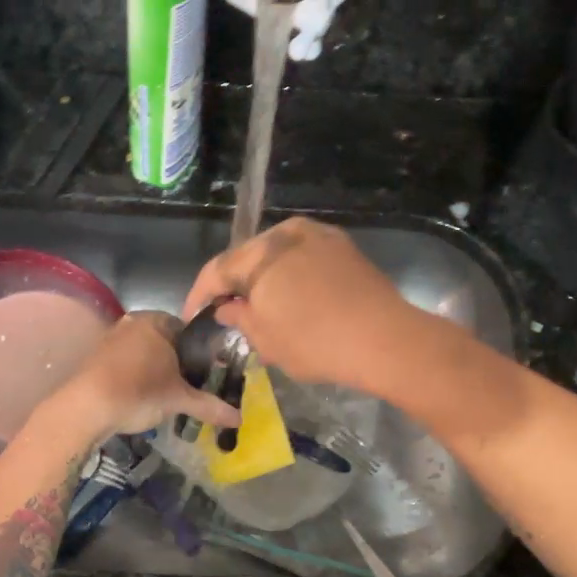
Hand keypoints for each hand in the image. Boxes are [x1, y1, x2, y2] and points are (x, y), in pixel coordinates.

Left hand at [46, 312, 240, 437]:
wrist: (86, 407)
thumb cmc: (139, 392)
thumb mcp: (178, 400)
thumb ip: (209, 406)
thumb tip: (239, 419)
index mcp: (156, 321)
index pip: (187, 330)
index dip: (197, 353)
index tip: (203, 375)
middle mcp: (132, 322)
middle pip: (164, 341)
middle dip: (175, 363)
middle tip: (185, 388)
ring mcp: (110, 338)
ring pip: (143, 353)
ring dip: (153, 370)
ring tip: (162, 396)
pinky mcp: (95, 357)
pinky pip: (124, 363)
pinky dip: (133, 376)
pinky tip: (137, 397)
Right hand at [182, 218, 422, 392]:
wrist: (384, 339)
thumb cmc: (314, 342)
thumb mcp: (266, 340)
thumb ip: (239, 319)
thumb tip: (226, 308)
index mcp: (259, 254)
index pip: (215, 271)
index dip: (199, 296)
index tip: (193, 317)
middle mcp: (286, 233)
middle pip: (246, 258)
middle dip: (233, 285)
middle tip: (226, 313)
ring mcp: (319, 235)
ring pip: (276, 256)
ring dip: (263, 280)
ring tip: (259, 309)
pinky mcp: (343, 247)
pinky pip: (303, 258)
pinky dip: (290, 277)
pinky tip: (292, 301)